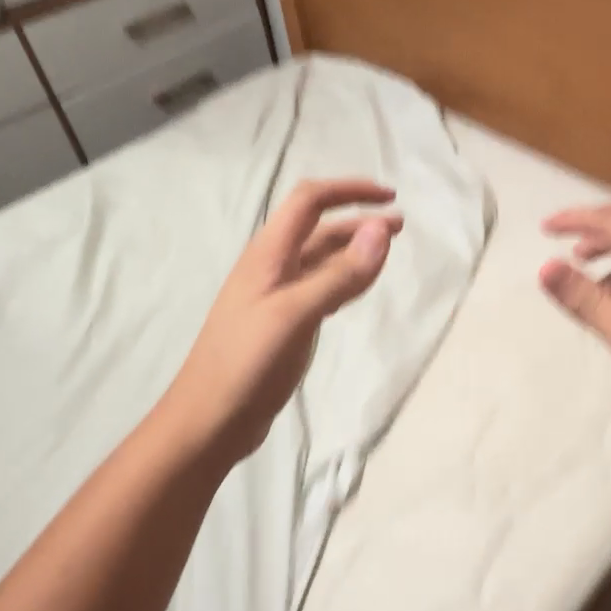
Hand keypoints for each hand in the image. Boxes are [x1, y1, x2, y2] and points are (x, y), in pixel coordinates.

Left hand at [164, 179, 402, 469]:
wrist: (210, 420)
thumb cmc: (247, 363)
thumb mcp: (296, 314)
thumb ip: (340, 275)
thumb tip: (382, 229)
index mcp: (268, 255)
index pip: (310, 201)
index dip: (349, 191)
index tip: (389, 197)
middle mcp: (272, 268)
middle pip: (318, 228)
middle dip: (358, 219)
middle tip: (401, 226)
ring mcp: (277, 297)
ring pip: (321, 259)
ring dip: (354, 248)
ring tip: (387, 251)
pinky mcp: (284, 324)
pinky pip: (320, 288)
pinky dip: (345, 279)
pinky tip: (358, 288)